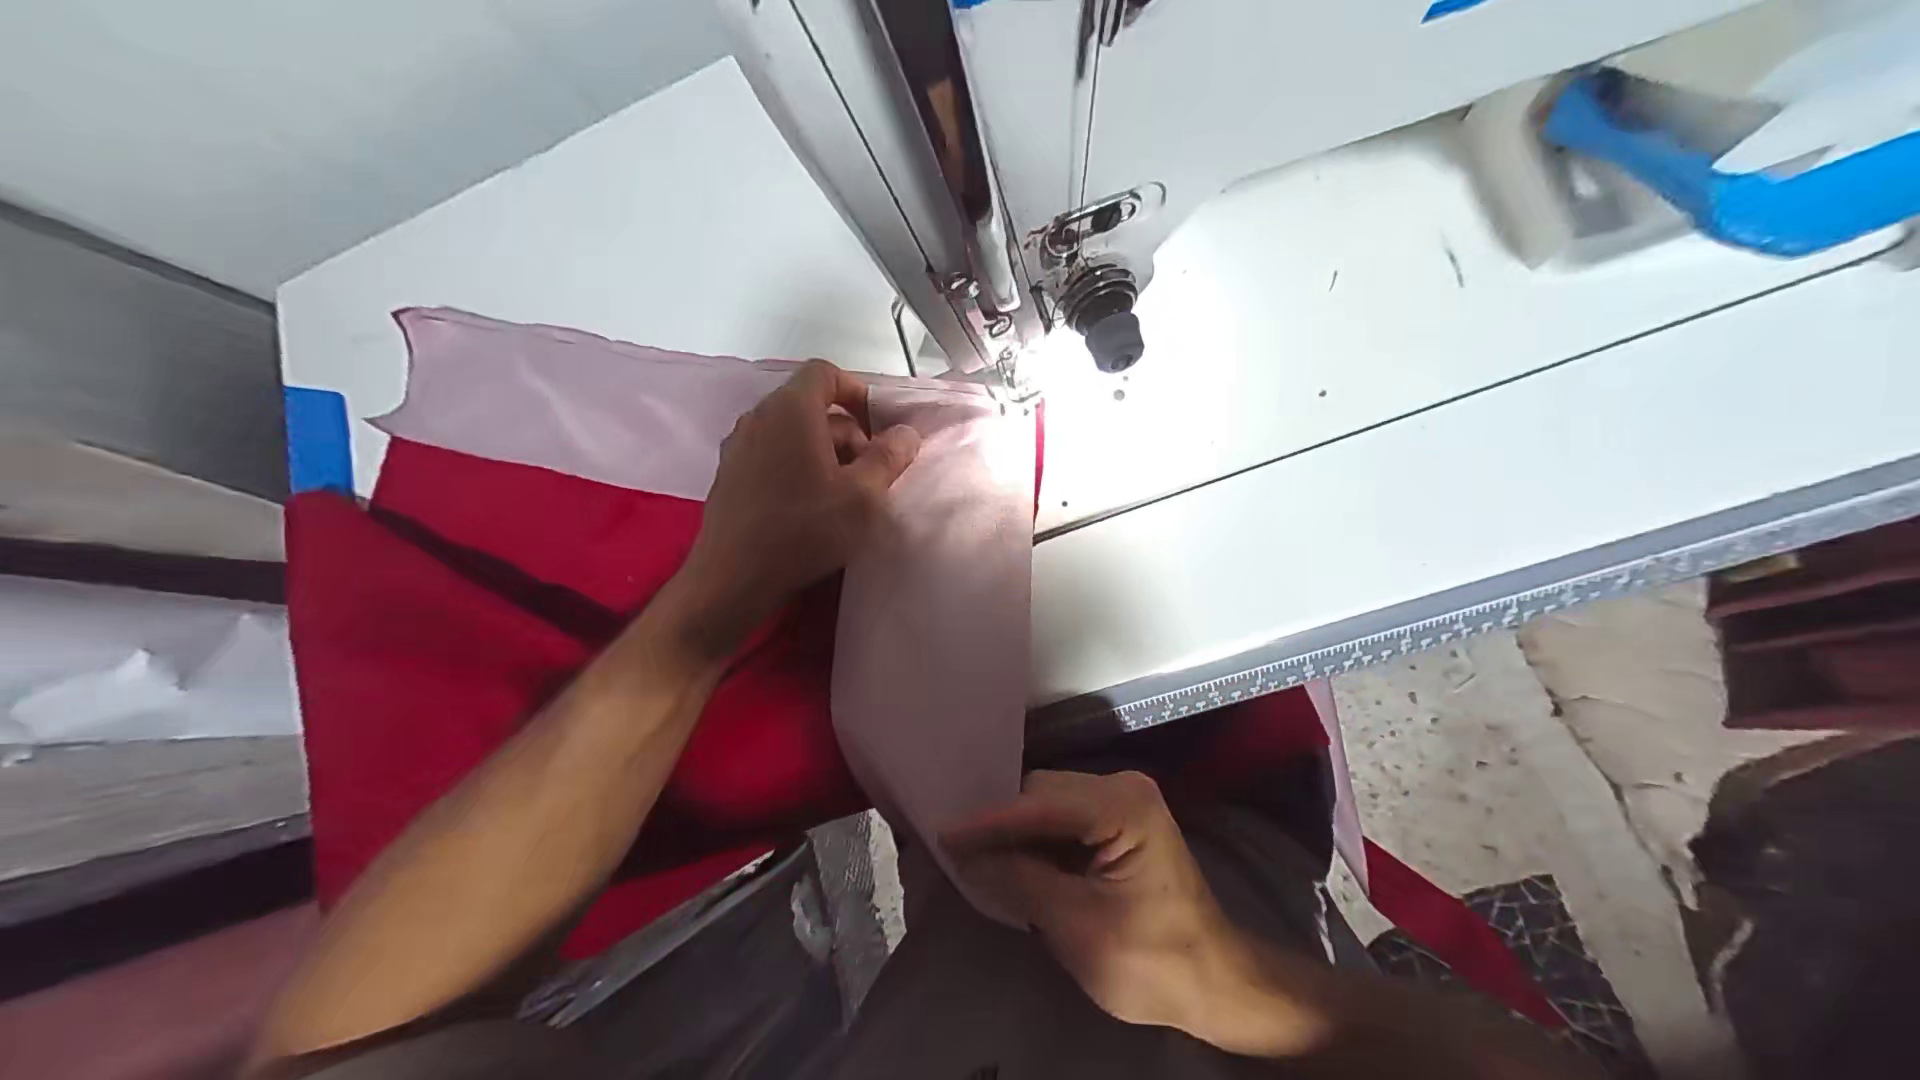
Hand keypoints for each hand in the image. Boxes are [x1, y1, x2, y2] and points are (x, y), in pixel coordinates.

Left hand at [673, 360, 920, 653]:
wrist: (734, 578)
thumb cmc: (804, 529)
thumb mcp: (862, 496)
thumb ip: (889, 458)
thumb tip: (905, 434)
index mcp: (791, 410)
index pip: (825, 373)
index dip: (857, 392)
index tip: (878, 429)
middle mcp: (759, 417)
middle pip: (811, 406)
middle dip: (847, 432)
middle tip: (869, 472)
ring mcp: (739, 447)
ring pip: (792, 433)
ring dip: (825, 453)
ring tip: (843, 495)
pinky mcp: (731, 475)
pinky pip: (773, 455)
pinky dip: (798, 467)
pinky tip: (811, 507)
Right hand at [941, 771, 1276, 1044]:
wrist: (1215, 984)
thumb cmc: (1154, 963)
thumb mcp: (1077, 928)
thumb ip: (1019, 882)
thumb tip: (966, 856)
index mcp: (1125, 805)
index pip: (1040, 803)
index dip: (989, 821)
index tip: (944, 834)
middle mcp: (1123, 787)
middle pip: (1042, 793)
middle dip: (999, 822)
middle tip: (955, 849)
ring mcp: (1122, 799)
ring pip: (1047, 802)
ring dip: (1014, 830)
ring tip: (973, 852)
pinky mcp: (1117, 818)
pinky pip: (1061, 817)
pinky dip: (1034, 838)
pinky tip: (1008, 856)